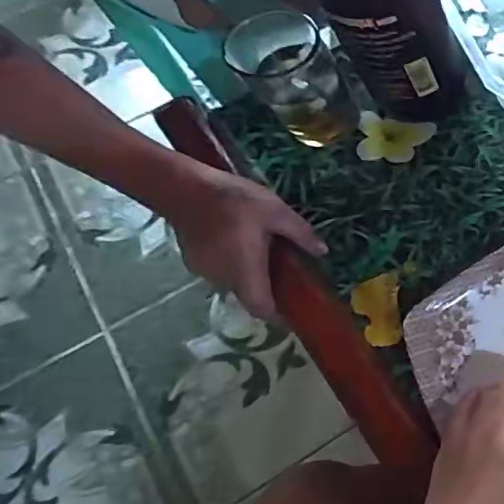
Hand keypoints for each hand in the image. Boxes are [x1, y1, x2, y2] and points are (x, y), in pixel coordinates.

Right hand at [162, 165, 325, 320]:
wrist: (180, 186)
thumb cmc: (234, 201)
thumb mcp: (277, 213)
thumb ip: (301, 234)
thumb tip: (322, 252)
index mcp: (245, 273)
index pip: (261, 309)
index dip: (278, 316)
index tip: (296, 311)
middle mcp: (223, 279)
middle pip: (249, 297)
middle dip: (269, 291)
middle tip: (290, 276)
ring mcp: (204, 271)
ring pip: (234, 284)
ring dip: (252, 276)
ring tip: (270, 258)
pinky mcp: (193, 260)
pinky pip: (221, 272)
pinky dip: (236, 266)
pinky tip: (245, 247)